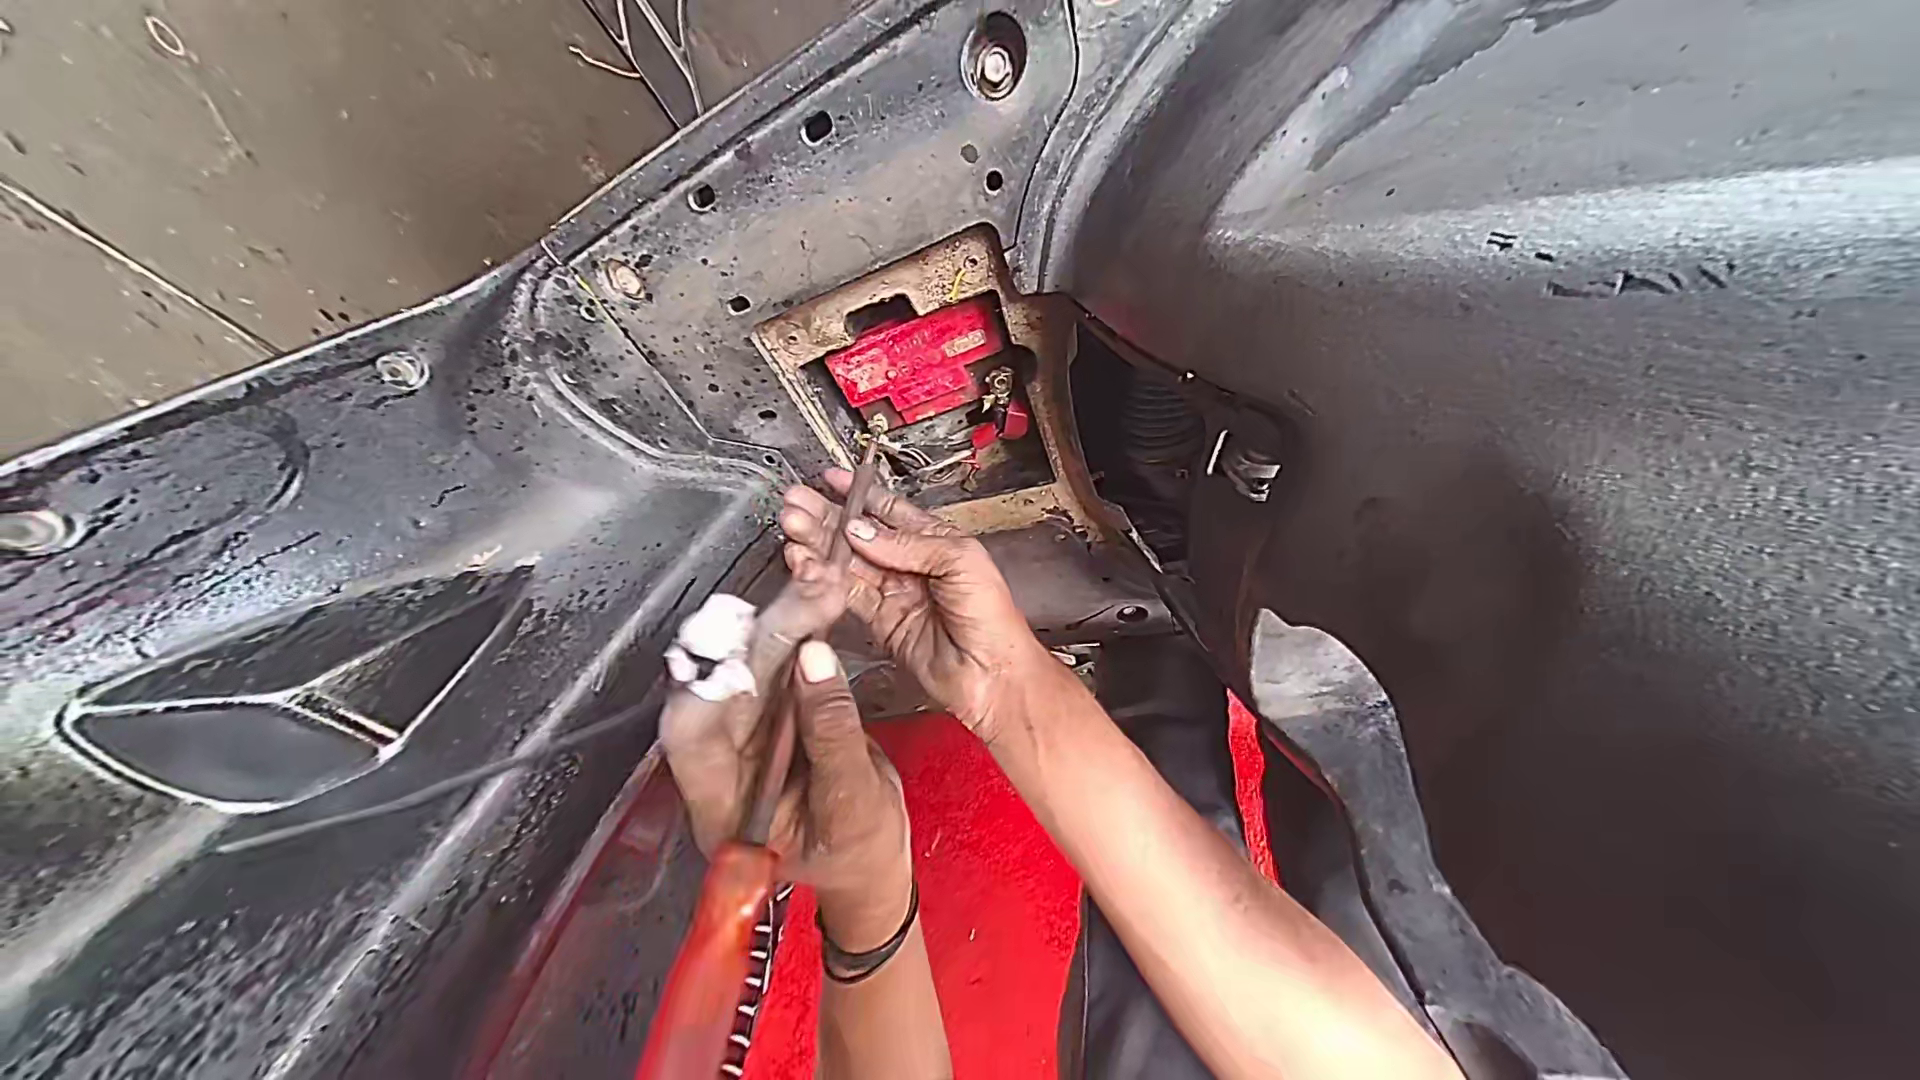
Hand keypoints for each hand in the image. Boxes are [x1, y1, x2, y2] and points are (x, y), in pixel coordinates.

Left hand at [662, 602, 913, 947]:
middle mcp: (723, 763)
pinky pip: (779, 662)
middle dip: (766, 635)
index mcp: (722, 808)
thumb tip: (814, 658)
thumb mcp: (852, 804)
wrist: (872, 854)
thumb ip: (832, 734)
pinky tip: (821, 601)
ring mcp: (748, 733)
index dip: (712, 684)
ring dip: (786, 621)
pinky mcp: (776, 710)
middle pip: (726, 687)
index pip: (690, 738)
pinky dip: (801, 629)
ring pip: (752, 664)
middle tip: (811, 594)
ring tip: (822, 586)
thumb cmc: (859, 851)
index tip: (751, 641)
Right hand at [779, 469, 1055, 744]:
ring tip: (792, 527)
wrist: (991, 672)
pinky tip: (806, 562)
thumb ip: (908, 544)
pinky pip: (846, 594)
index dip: (859, 494)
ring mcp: (894, 592)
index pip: (890, 510)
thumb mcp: (958, 561)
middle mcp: (911, 564)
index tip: (831, 480)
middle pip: (860, 534)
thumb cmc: (991, 616)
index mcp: (935, 540)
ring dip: (818, 544)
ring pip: (847, 562)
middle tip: (797, 503)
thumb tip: (861, 529)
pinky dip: (824, 579)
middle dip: (827, 517)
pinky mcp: (880, 621)